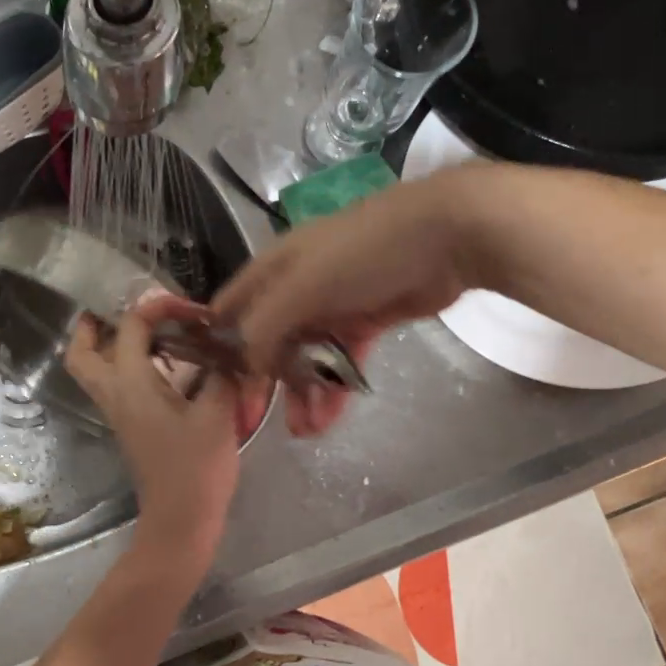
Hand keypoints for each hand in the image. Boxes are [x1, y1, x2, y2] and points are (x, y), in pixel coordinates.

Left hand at [64, 296, 268, 562]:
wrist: (180, 519)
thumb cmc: (197, 467)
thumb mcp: (218, 413)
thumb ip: (222, 372)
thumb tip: (228, 348)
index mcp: (131, 383)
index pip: (131, 325)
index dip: (160, 306)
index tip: (195, 312)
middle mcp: (114, 394)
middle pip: (80, 351)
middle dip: (93, 325)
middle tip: (124, 311)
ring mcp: (117, 413)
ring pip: (94, 370)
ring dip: (110, 346)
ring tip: (150, 332)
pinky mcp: (128, 427)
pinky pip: (114, 386)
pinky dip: (128, 367)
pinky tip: (167, 365)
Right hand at [214, 172, 480, 434]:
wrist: (448, 235)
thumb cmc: (362, 253)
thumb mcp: (300, 287)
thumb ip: (263, 329)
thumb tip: (245, 368)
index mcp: (272, 269)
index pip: (229, 310)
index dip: (220, 349)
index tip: (218, 390)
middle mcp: (295, 286)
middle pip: (267, 342)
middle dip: (265, 382)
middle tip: (261, 422)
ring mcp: (332, 305)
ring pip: (305, 357)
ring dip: (303, 393)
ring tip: (306, 431)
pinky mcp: (365, 321)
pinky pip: (339, 361)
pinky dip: (334, 388)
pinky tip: (329, 418)